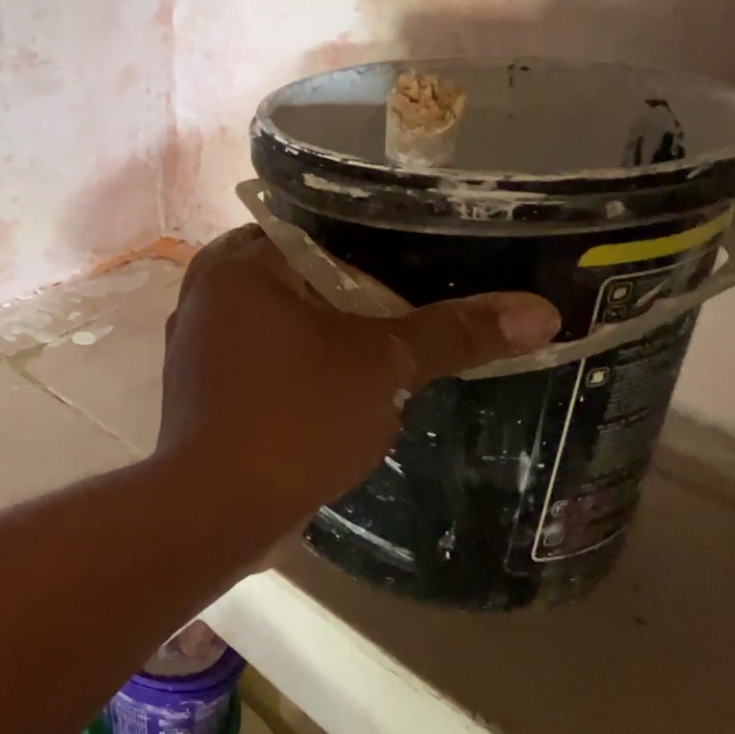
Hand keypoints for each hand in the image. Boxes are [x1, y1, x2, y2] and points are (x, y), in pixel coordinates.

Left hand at [157, 224, 561, 524]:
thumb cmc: (295, 413)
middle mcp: (203, 294)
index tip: (418, 265)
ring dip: (317, 334)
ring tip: (381, 348)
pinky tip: (335, 389)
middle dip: (344, 294)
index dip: (368, 246)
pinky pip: (254, 361)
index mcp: (237, 266)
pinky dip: (291, 367)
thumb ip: (452, 333)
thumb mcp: (383, 366)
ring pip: (270, 322)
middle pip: (289, 277)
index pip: (309, 230)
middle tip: (406, 308)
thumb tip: (541, 310)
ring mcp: (194, 344)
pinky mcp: (198, 389)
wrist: (217, 503)